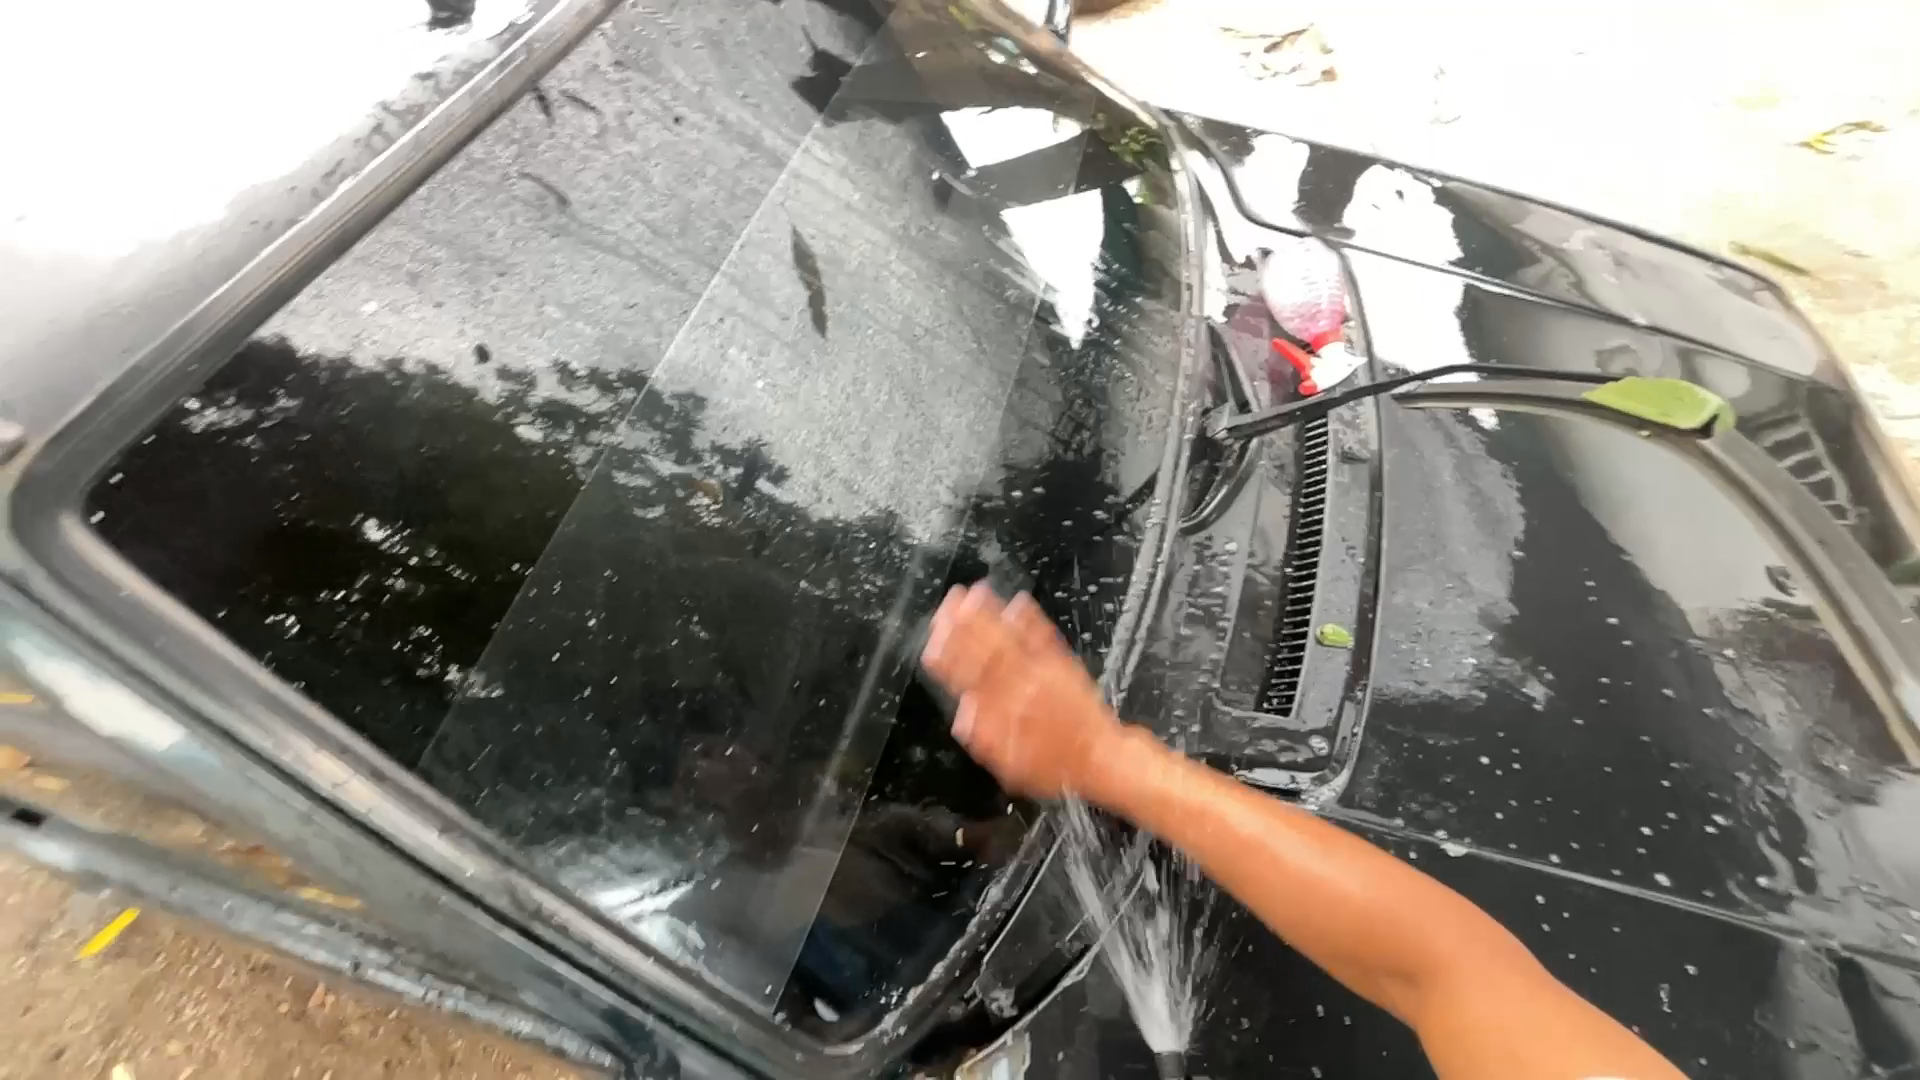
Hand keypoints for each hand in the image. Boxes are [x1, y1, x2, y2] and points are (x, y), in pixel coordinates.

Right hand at [920, 583, 1129, 798]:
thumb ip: (985, 739)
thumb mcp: (1013, 766)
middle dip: (965, 626)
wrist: (1100, 758)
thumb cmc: (1056, 766)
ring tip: (974, 593)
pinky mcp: (1063, 663)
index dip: (949, 658)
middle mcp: (1023, 686)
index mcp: (1006, 710)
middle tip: (949, 604)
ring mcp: (1044, 671)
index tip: (934, 641)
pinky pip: (1045, 638)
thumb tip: (963, 714)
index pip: (970, 678)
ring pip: (1012, 638)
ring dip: (992, 614)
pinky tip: (1019, 602)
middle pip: (988, 650)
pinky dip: (1031, 619)